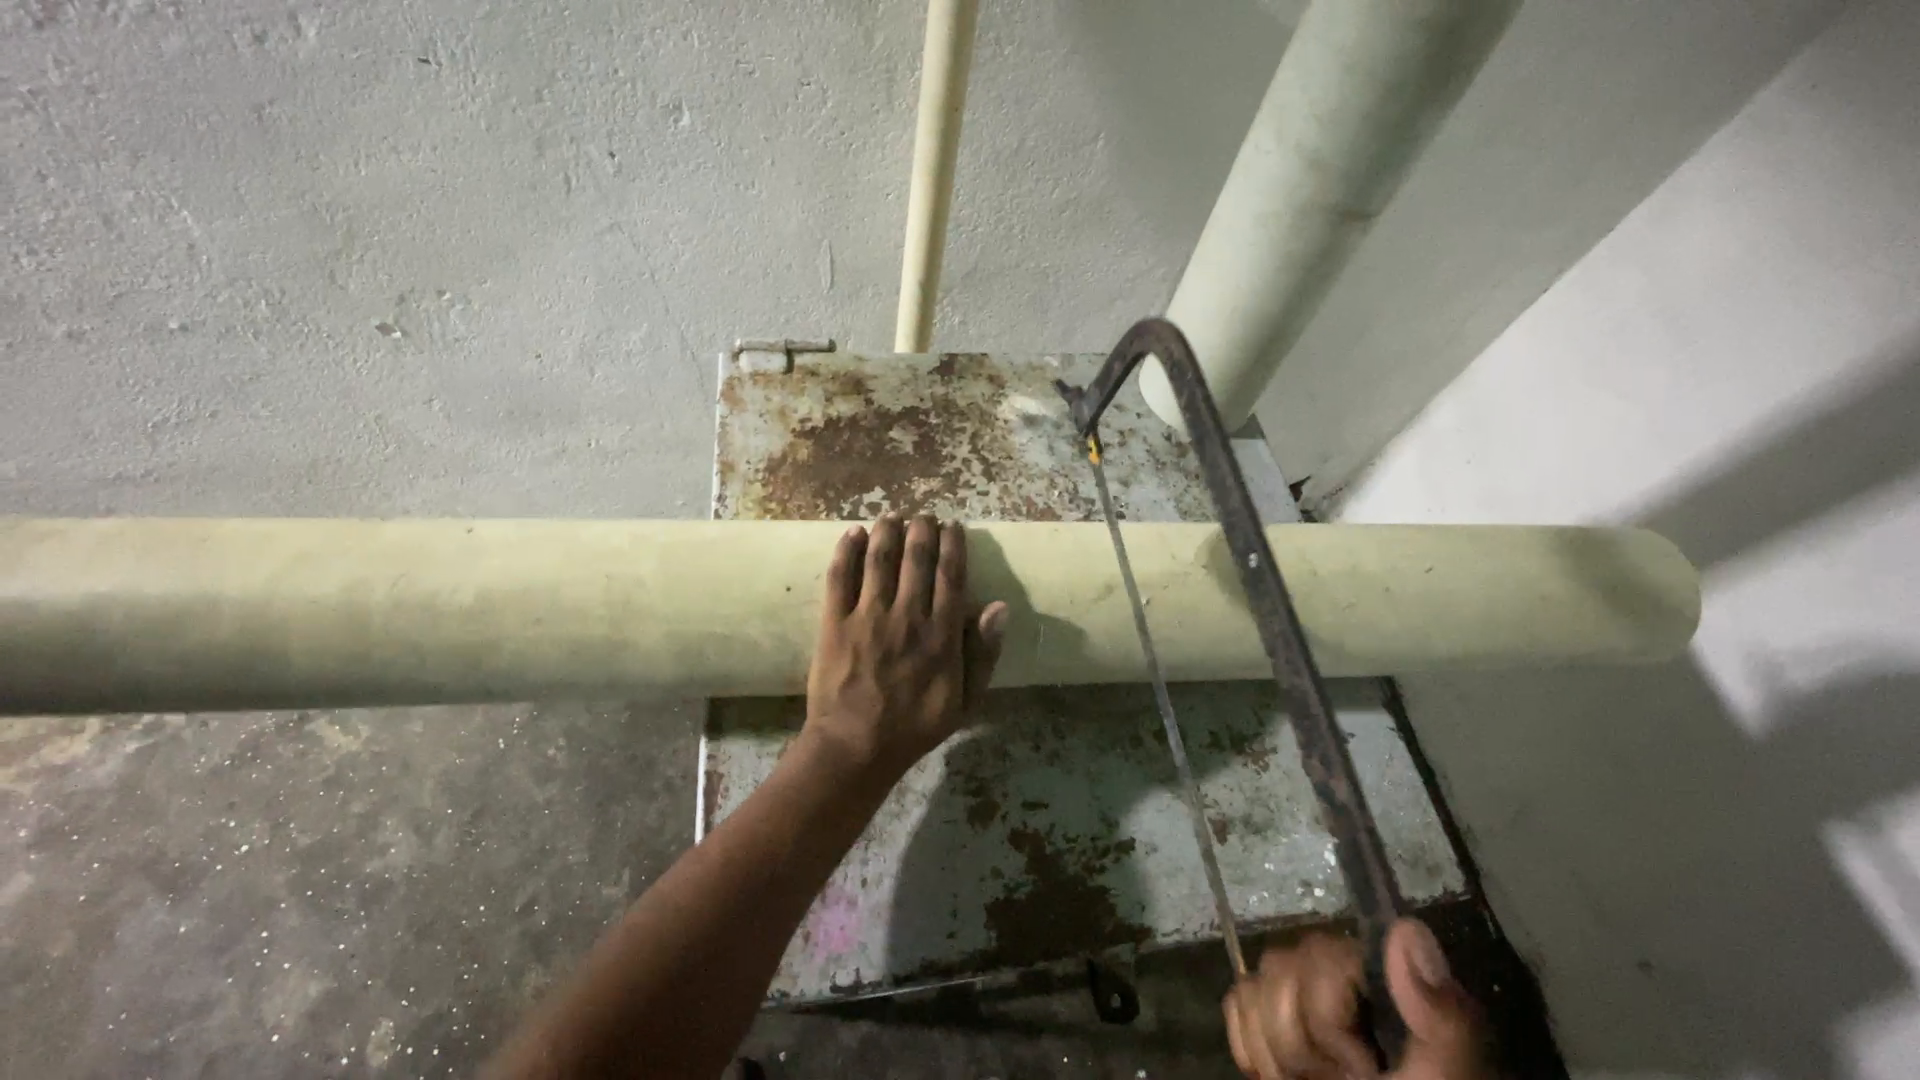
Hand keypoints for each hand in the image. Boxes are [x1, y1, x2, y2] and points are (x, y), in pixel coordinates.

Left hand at [804, 514, 1008, 780]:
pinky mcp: (833, 623)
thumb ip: (983, 653)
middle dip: (922, 529)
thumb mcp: (966, 700)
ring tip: (892, 516)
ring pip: (879, 558)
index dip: (953, 544)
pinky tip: (854, 534)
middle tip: (923, 516)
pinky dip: (848, 551)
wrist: (855, 747)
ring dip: (887, 530)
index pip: (950, 575)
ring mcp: (867, 617)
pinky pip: (839, 577)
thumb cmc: (915, 726)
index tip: (952, 526)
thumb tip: (999, 607)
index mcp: (942, 634)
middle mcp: (906, 616)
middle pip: (916, 558)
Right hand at [1222, 919, 1487, 1079]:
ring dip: (1276, 1048)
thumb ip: (1441, 1013)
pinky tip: (1286, 1076)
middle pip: (1279, 966)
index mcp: (1379, 977)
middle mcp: (1336, 974)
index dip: (1326, 1015)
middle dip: (1298, 1037)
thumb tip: (1408, 928)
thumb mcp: (1446, 1075)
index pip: (1318, 956)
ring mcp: (1298, 996)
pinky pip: (1237, 1005)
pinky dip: (1253, 1046)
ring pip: (1251, 986)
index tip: (1366, 1069)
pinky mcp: (1268, 1018)